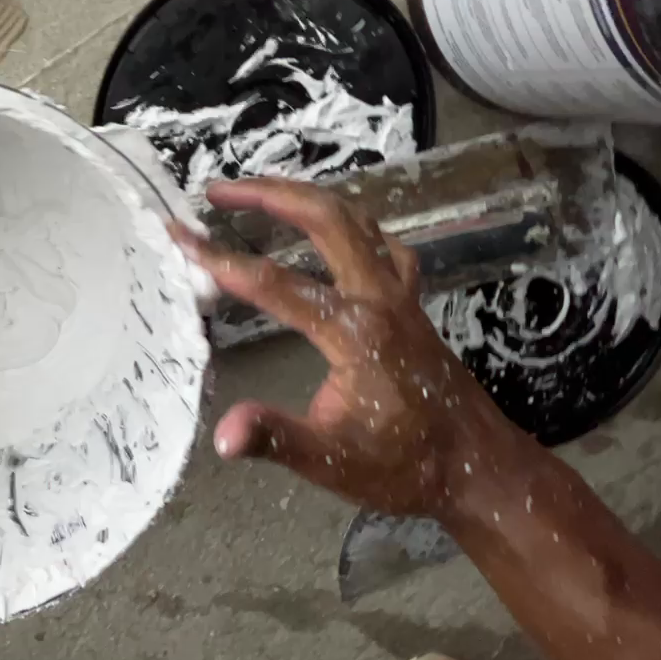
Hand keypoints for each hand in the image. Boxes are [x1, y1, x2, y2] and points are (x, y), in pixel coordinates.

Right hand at [170, 178, 526, 517]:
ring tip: (261, 190)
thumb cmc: (405, 466)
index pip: (273, 283)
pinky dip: (350, 224)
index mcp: (354, 332)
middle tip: (219, 191)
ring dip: (305, 197)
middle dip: (268, 194)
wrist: (480, 469)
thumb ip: (276, 439)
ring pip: (356, 220)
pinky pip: (381, 243)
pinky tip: (334, 232)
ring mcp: (401, 295)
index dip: (219, 258)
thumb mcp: (333, 462)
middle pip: (324, 219)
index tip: (180, 235)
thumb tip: (223, 436)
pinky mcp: (411, 302)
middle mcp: (379, 299)